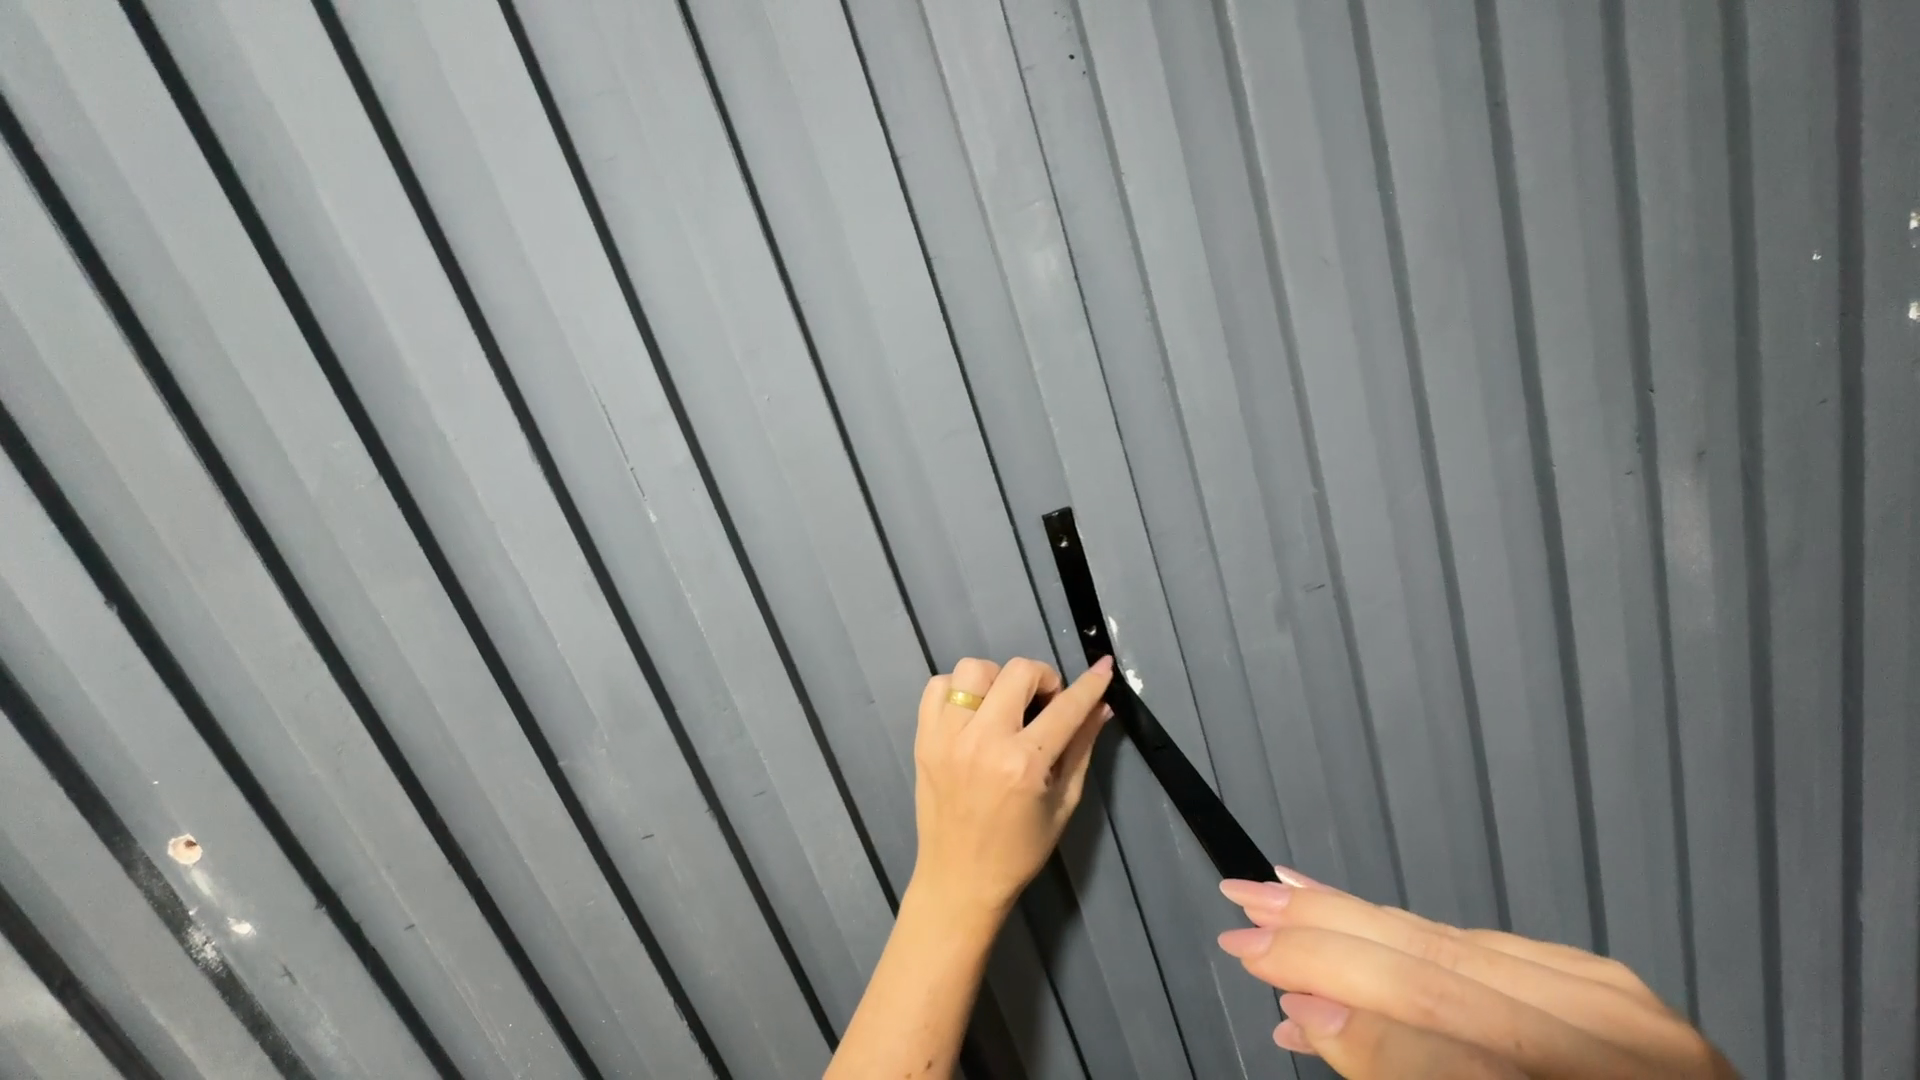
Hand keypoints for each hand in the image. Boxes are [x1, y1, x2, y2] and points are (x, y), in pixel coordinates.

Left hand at [909, 656, 1113, 913]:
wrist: (959, 879)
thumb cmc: (1019, 850)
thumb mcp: (1063, 803)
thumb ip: (1081, 748)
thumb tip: (1101, 706)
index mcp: (1024, 764)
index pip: (1066, 707)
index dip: (1090, 683)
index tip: (1103, 668)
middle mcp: (983, 741)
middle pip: (1018, 671)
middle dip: (1042, 678)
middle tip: (1045, 703)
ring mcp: (947, 737)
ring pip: (974, 669)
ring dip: (997, 679)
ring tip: (1004, 706)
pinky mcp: (923, 738)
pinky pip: (937, 686)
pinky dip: (958, 688)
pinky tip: (972, 711)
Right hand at [1218, 870, 1737, 1077]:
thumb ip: (1408, 1077)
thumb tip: (1309, 1011)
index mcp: (1587, 1069)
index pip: (1426, 998)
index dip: (1327, 969)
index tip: (1250, 950)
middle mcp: (1609, 1020)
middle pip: (1432, 951)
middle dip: (1322, 923)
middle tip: (1241, 897)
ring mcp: (1609, 994)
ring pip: (1447, 938)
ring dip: (1349, 919)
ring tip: (1277, 899)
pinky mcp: (1599, 980)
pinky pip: (1476, 946)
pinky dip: (1403, 938)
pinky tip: (1356, 925)